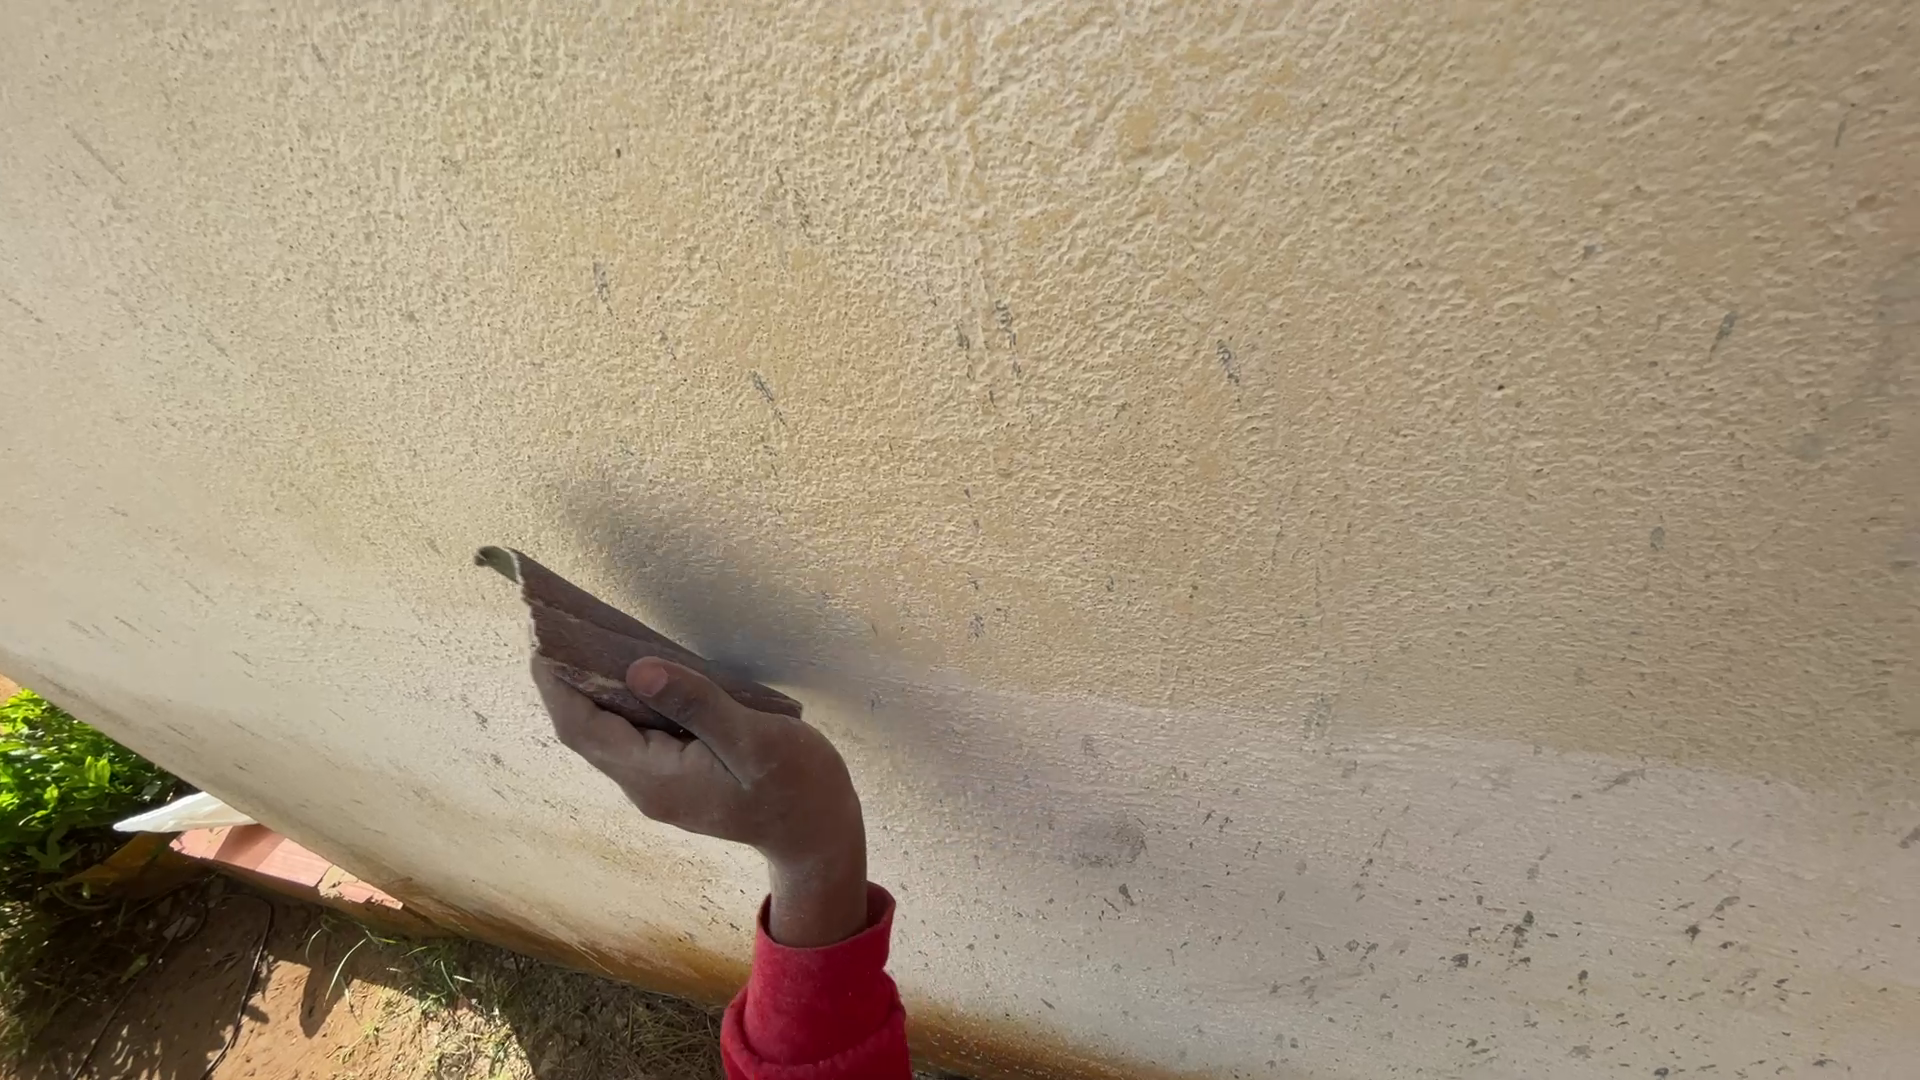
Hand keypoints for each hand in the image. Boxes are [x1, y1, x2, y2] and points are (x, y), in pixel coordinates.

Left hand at [531, 655, 868, 946]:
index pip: (584, 729)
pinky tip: (644, 674)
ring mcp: (663, 783)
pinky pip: (640, 733)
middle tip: (563, 627)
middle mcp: (647, 784)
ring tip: (593, 640)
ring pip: (613, 731)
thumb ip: (697, 705)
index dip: (557, 685)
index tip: (540, 638)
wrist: (820, 832)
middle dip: (568, 682)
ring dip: (597, 689)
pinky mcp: (682, 776)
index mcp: (656, 777)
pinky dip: (631, 700)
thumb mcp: (754, 740)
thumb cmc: (796, 784)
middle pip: (589, 730)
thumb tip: (637, 670)